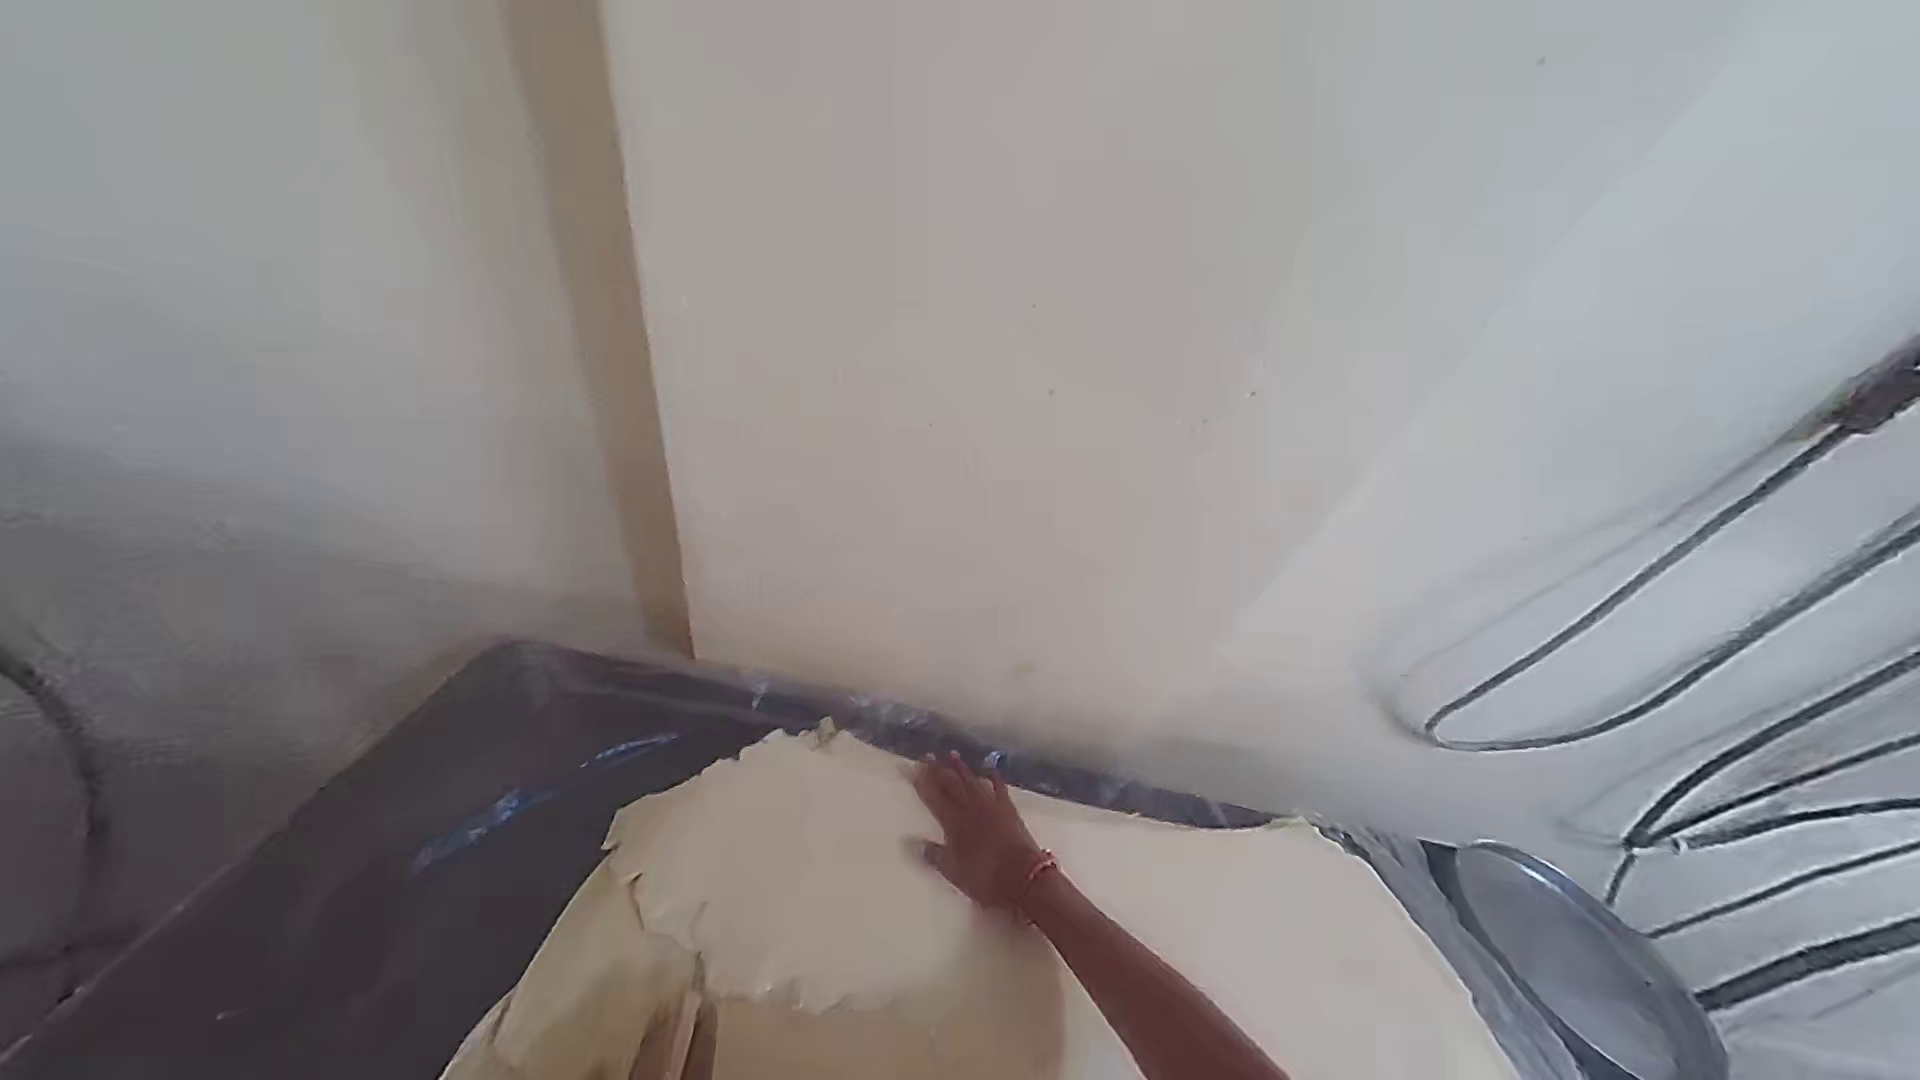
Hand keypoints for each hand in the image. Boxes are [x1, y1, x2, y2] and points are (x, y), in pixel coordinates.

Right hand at [911, 751, 1048, 910]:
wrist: (1022, 876)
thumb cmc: (985, 878)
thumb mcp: (954, 872)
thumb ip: (934, 855)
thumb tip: (914, 842)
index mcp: (954, 823)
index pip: (933, 797)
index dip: (922, 782)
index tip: (913, 768)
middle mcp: (970, 808)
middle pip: (951, 784)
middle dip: (938, 769)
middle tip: (928, 755)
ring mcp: (990, 805)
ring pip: (972, 781)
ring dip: (961, 768)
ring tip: (952, 753)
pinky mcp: (1008, 807)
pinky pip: (999, 787)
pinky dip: (993, 777)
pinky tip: (990, 768)